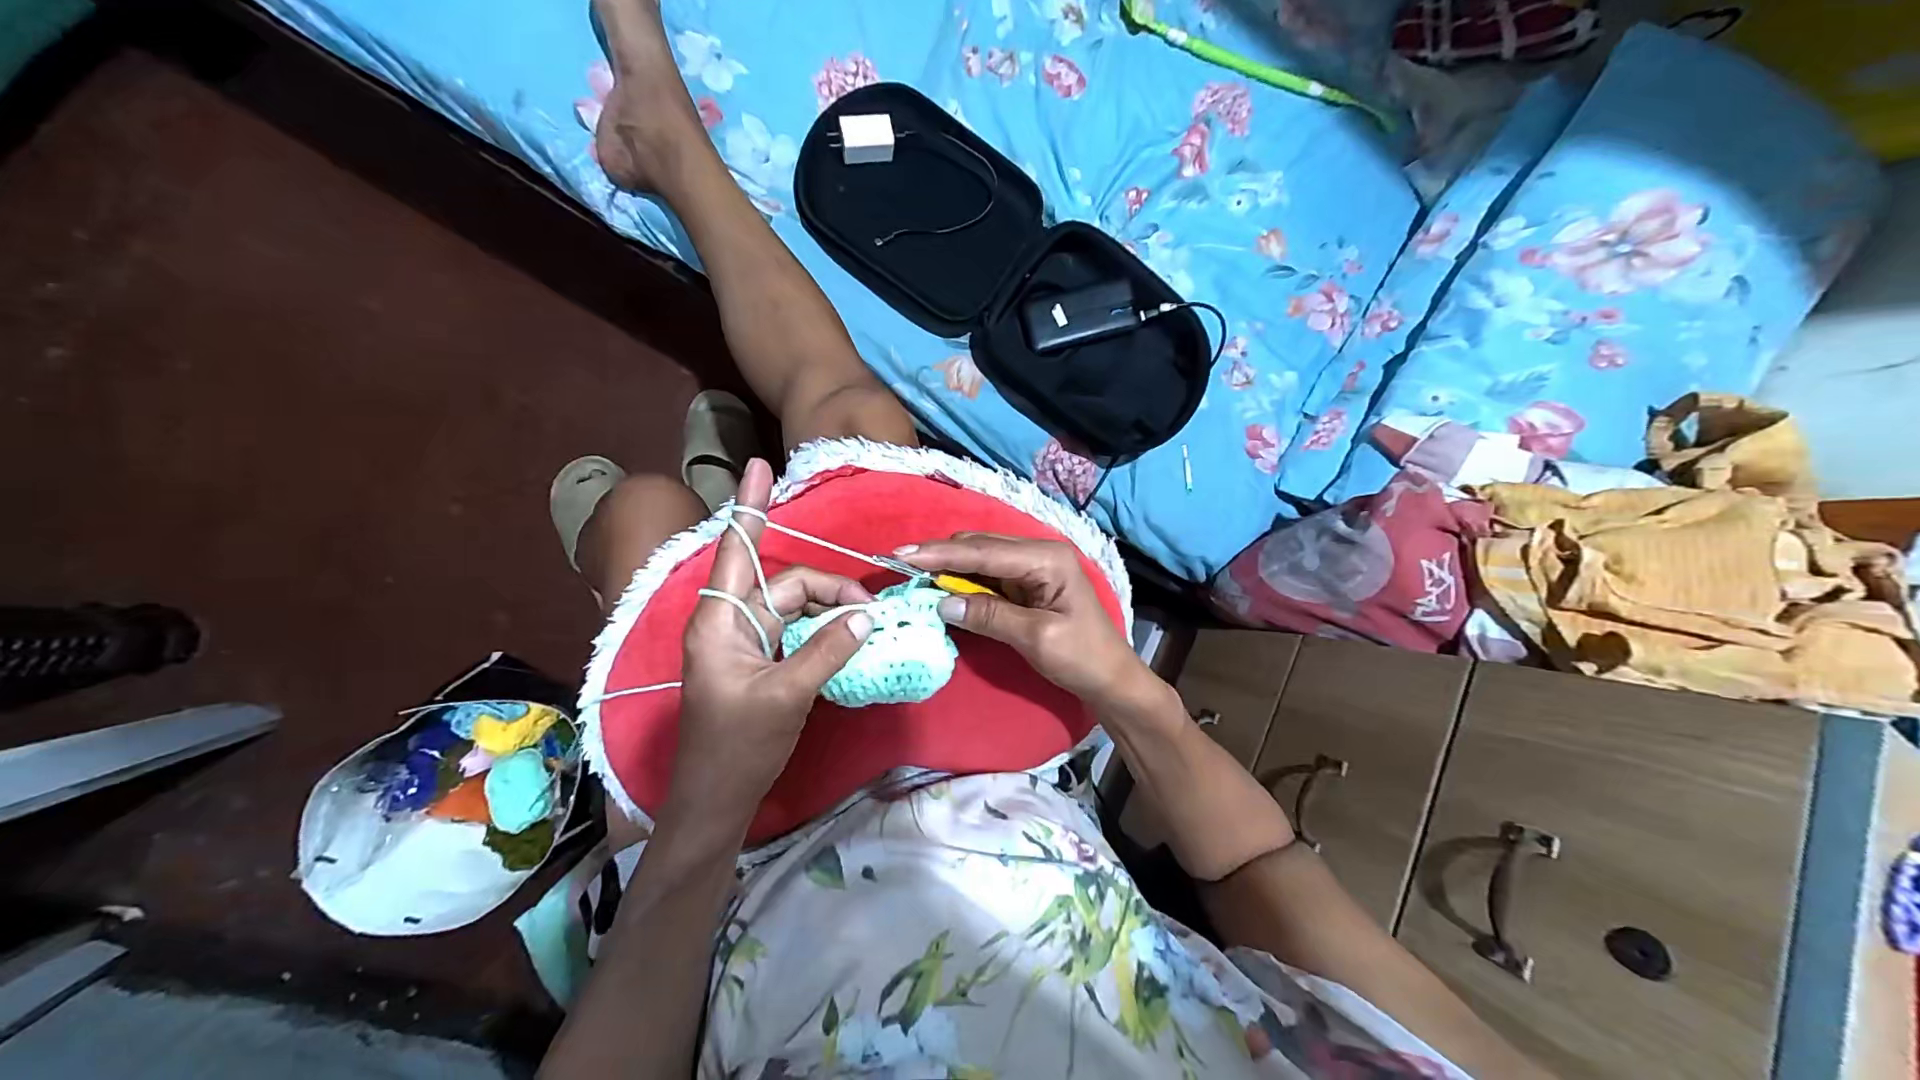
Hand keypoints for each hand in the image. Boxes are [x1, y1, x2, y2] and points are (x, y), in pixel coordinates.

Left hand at [668, 460, 873, 826]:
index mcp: (720, 621)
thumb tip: (866, 616)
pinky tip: (848, 636)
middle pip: (784, 583)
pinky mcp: (760, 661)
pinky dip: (823, 628)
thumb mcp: (787, 697)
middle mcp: (730, 622)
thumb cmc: (737, 748)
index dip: (750, 507)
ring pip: (794, 606)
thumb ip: (827, 650)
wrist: (716, 802)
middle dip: (829, 588)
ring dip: (829, 609)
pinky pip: (796, 629)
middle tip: (871, 610)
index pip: (736, 550)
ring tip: (865, 623)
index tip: (759, 466)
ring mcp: (745, 642)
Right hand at [898, 533, 1149, 704]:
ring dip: (948, 567)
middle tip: (899, 566)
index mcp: (1047, 559)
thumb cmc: (1083, 657)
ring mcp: (1031, 567)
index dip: (941, 553)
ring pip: (979, 558)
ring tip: (912, 575)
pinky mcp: (1024, 583)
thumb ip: (990, 616)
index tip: (903, 554)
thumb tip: (942, 603)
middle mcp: (1038, 552)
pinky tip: (940, 586)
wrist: (1111, 678)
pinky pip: (985, 575)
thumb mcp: (1036, 638)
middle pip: (978, 546)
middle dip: (940, 556)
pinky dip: (962, 580)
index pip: (984, 552)